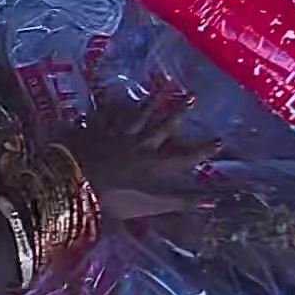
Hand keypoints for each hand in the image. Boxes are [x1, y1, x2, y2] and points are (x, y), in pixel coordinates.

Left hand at [66, 86, 217, 221]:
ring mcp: (117, 136)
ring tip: (163, 88)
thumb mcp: (151, 206)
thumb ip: (180, 203)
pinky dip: (109, 107)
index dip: (203, 150)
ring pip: (138, 116)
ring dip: (152, 102)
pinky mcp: (95, 132)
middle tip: (192, 95)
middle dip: (180, 112)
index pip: (185, 158)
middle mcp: (140, 147)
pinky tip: (110, 97)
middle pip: (163, 127)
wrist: (74, 183)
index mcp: (154, 166)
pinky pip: (105, 116)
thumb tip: (212, 203)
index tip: (219, 140)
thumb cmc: (114, 201)